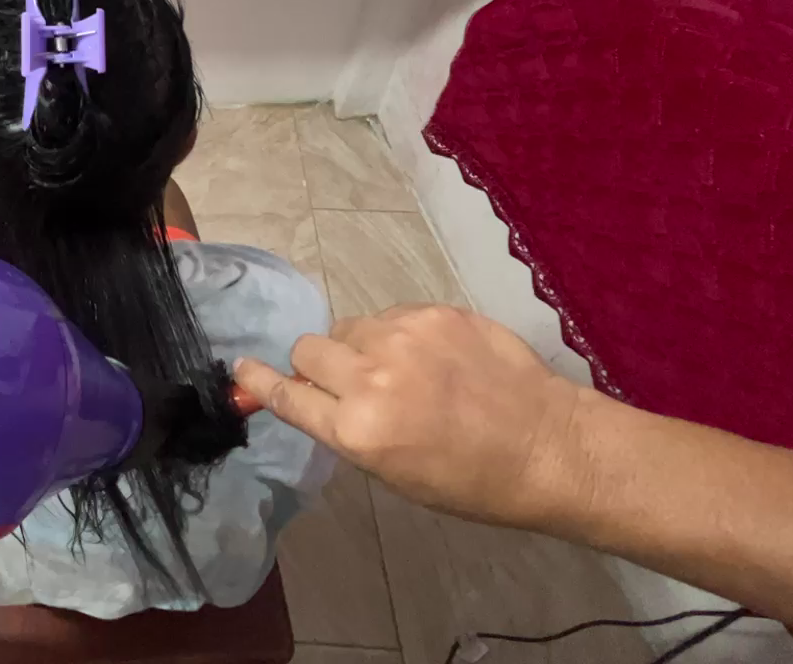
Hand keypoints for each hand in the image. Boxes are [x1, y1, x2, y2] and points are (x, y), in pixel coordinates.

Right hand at [233, 305, 592, 527]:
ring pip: (348, 327)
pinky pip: (389, 316)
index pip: (288, 394)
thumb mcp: (394, 473)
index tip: (240, 367)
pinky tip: (436, 357)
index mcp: (359, 430)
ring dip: (361, 347)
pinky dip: (399, 335)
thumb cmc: (471, 480)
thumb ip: (344, 428)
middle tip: (354, 382)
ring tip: (406, 370)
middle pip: (308, 348)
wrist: (552, 446)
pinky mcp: (431, 311)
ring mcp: (402, 337)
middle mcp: (370, 377)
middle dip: (321, 364)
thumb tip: (310, 395)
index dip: (259, 381)